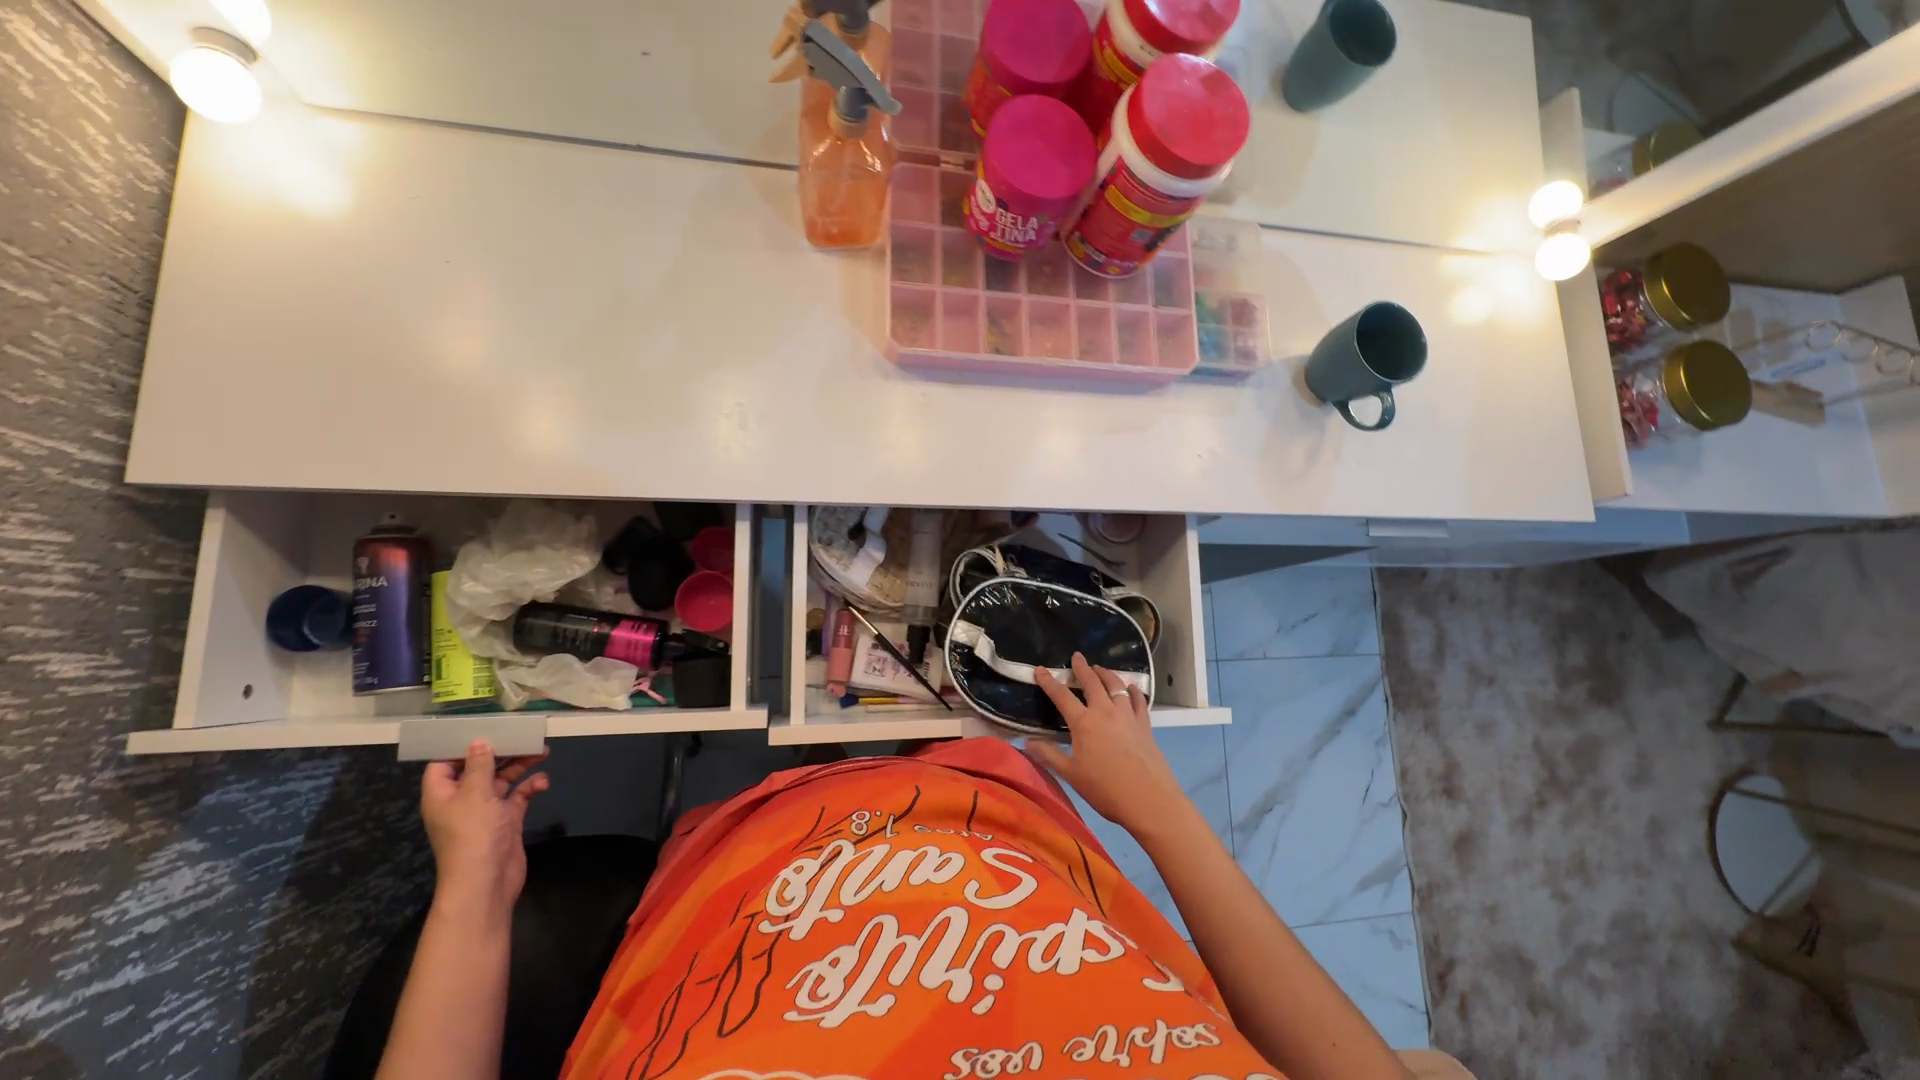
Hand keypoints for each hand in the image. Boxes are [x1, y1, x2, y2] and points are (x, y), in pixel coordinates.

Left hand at [420, 739, 549, 918]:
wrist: (487, 880)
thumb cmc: (473, 834)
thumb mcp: (475, 793)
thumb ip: (480, 765)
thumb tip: (479, 741)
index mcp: (443, 793)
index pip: (444, 763)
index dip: (460, 747)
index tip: (483, 729)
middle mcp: (462, 800)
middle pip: (479, 768)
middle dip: (500, 752)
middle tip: (521, 735)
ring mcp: (485, 811)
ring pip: (502, 780)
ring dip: (520, 766)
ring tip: (542, 750)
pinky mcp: (506, 821)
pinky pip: (518, 797)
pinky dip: (530, 787)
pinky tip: (543, 782)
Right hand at [1026, 653, 1188, 838]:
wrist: (1149, 800)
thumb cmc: (1105, 789)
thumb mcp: (1072, 775)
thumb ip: (1049, 756)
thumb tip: (1026, 742)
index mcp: (1084, 723)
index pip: (1062, 697)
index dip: (1049, 682)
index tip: (1041, 670)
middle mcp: (1105, 712)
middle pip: (1092, 683)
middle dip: (1082, 668)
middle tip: (1077, 657)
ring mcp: (1128, 716)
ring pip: (1116, 686)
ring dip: (1106, 674)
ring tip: (1099, 668)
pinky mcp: (1145, 725)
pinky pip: (1138, 700)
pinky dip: (1133, 690)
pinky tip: (1131, 688)